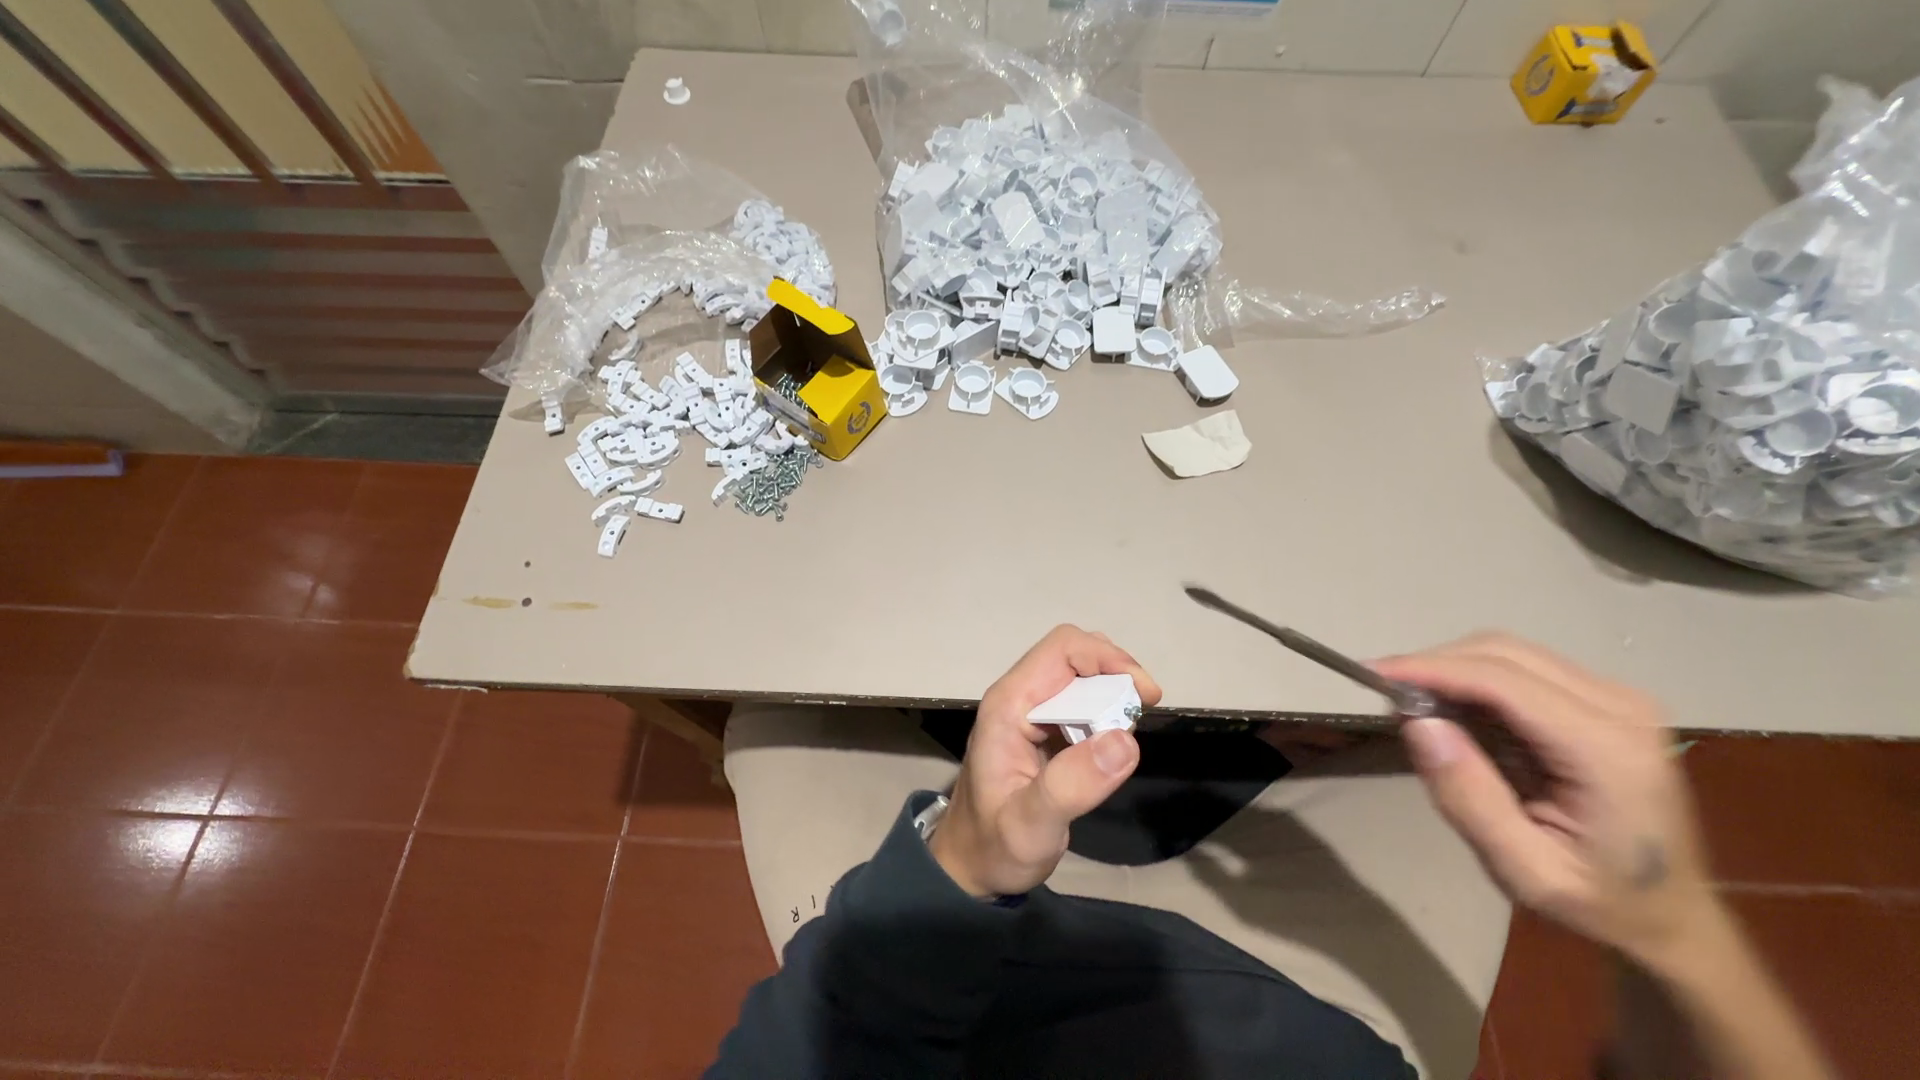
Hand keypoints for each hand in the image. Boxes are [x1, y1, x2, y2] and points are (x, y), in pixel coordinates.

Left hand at [928, 625, 1161, 897]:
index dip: (1107, 659)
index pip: (1062, 650)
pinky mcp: (1044, 732)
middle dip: (1114, 677)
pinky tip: (1112, 747)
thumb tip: (1124, 740)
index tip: (1145, 695)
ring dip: (1111, 697)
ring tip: (1124, 735)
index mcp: (1009, 705)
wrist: (969, 868)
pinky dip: (1105, 714)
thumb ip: (1072, 785)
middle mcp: (1018, 699)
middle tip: (1138, 718)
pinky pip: (1081, 704)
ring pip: (1080, 678)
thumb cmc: (994, 847)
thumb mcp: (1031, 825)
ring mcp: (1030, 714)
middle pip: (1074, 657)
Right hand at [1378, 634, 1724, 969]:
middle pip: (1505, 653)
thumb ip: (1469, 797)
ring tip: (1417, 707)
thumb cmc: (1598, 902)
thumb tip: (1417, 723)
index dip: (1432, 669)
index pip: (1503, 680)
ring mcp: (1621, 699)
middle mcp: (1622, 708)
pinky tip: (1459, 712)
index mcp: (1607, 751)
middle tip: (1388, 697)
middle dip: (1436, 664)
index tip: (1373, 673)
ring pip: (1512, 653)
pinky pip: (1527, 668)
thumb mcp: (1524, 871)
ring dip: (1455, 669)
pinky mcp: (1609, 699)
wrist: (1673, 915)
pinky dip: (1479, 678)